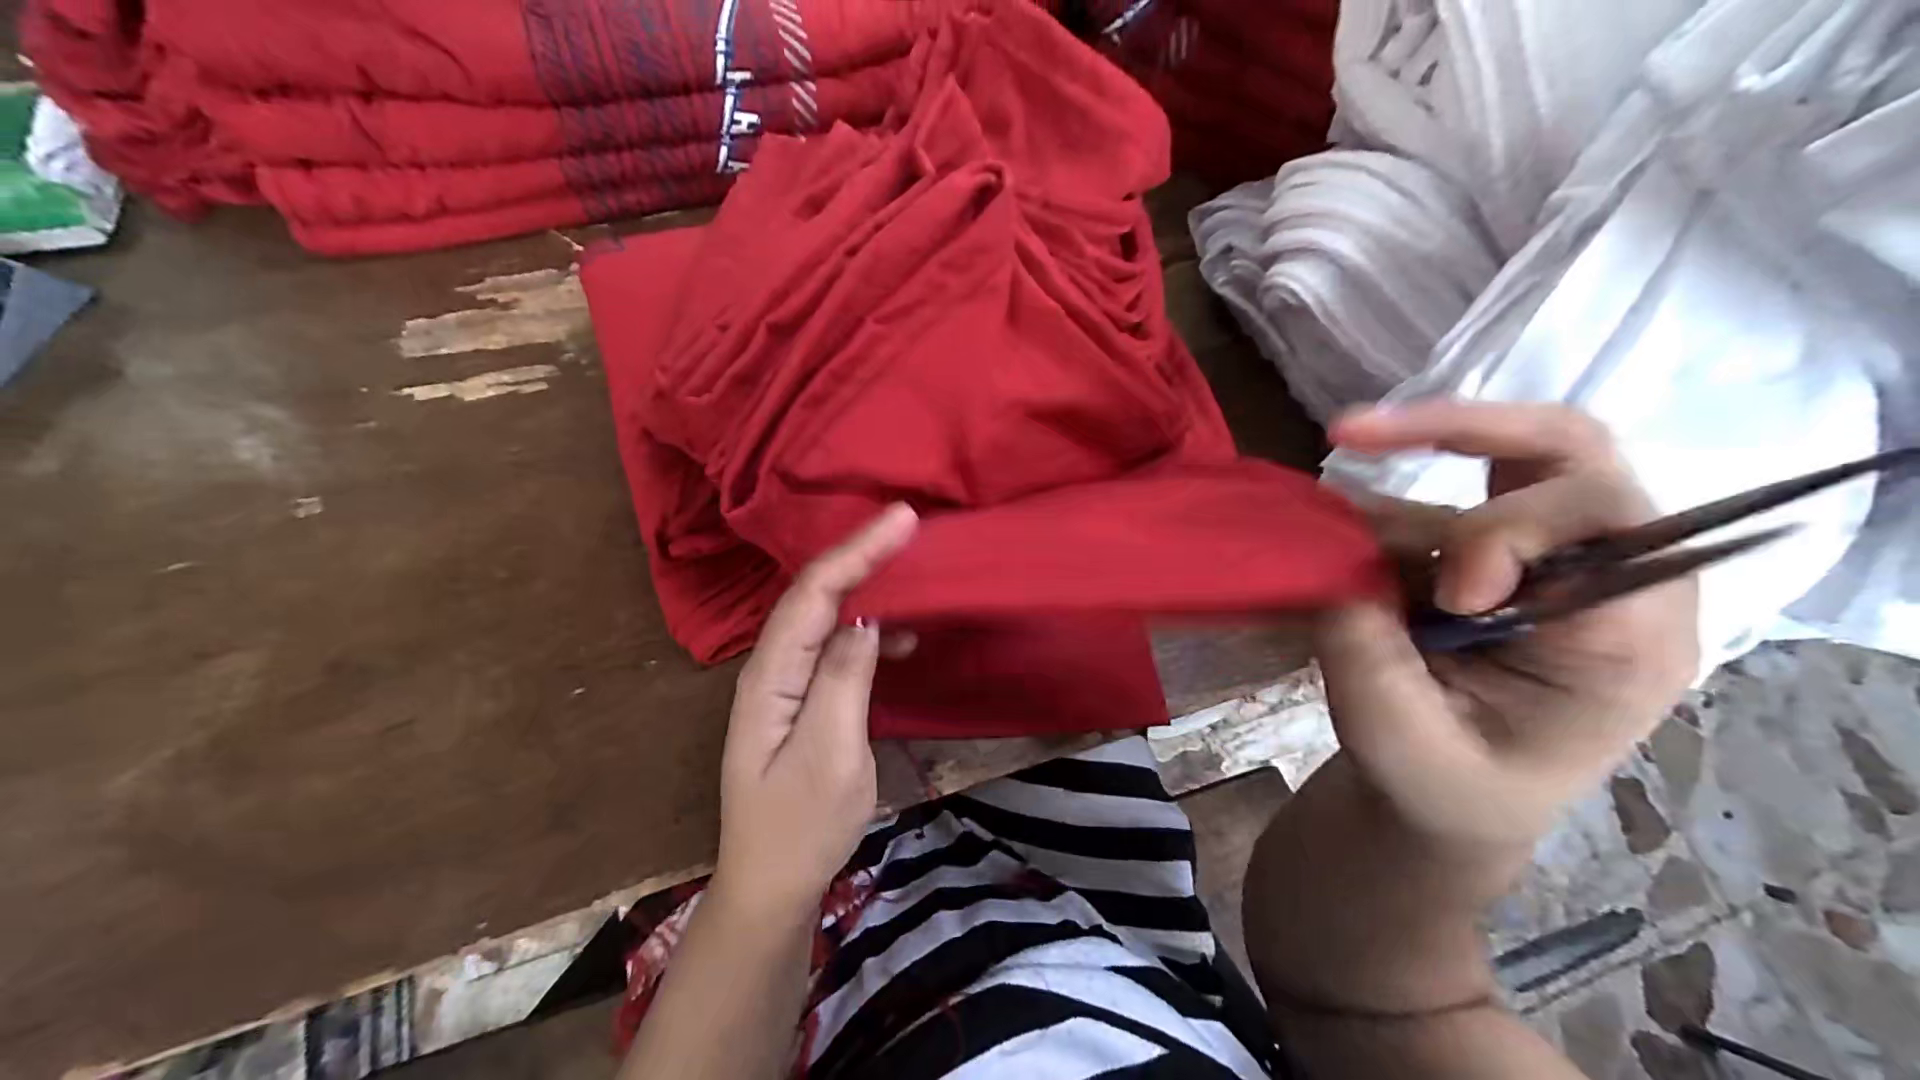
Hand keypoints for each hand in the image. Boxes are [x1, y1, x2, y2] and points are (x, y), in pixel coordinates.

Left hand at [712, 504, 918, 913]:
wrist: (771, 884)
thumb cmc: (800, 826)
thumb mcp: (831, 757)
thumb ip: (843, 681)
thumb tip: (865, 618)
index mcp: (772, 675)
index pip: (814, 594)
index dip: (858, 551)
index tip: (903, 519)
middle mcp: (772, 668)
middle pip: (814, 594)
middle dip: (860, 554)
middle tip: (908, 525)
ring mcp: (785, 684)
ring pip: (825, 616)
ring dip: (865, 586)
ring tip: (910, 566)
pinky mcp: (803, 700)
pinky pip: (834, 647)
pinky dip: (868, 629)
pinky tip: (900, 636)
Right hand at [1316, 402, 1698, 847]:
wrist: (1439, 802)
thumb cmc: (1440, 788)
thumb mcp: (1399, 740)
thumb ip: (1367, 655)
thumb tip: (1334, 568)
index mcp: (1622, 637)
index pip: (1607, 522)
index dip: (1516, 528)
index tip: (1452, 596)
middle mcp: (1597, 581)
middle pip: (1563, 453)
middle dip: (1457, 429)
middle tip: (1349, 434)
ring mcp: (1533, 564)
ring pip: (1484, 470)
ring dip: (1391, 499)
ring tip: (1321, 537)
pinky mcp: (1481, 563)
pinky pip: (1429, 510)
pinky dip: (1369, 518)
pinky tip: (1327, 543)